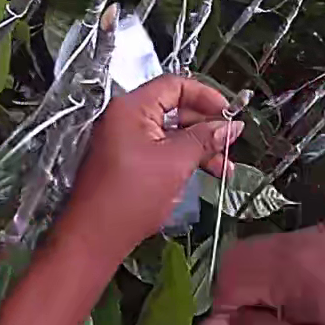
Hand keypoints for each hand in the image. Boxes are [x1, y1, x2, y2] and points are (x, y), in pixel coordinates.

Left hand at [63, 75, 242, 258]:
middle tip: (231, 144)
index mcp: (132, 108)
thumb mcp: (176, 162)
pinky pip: (162, 149)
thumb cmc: (131, 196)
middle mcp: (126, 118)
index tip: (229, 113)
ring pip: (171, 132)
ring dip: (200, 146)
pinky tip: (204, 173)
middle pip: (175, 108)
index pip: (175, 85)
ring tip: (225, 168)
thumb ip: (206, 139)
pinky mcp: (127, 161)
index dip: (206, 96)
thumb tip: (232, 126)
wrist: (93, 239)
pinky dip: (184, 158)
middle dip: (207, 126)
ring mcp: (125, 140)